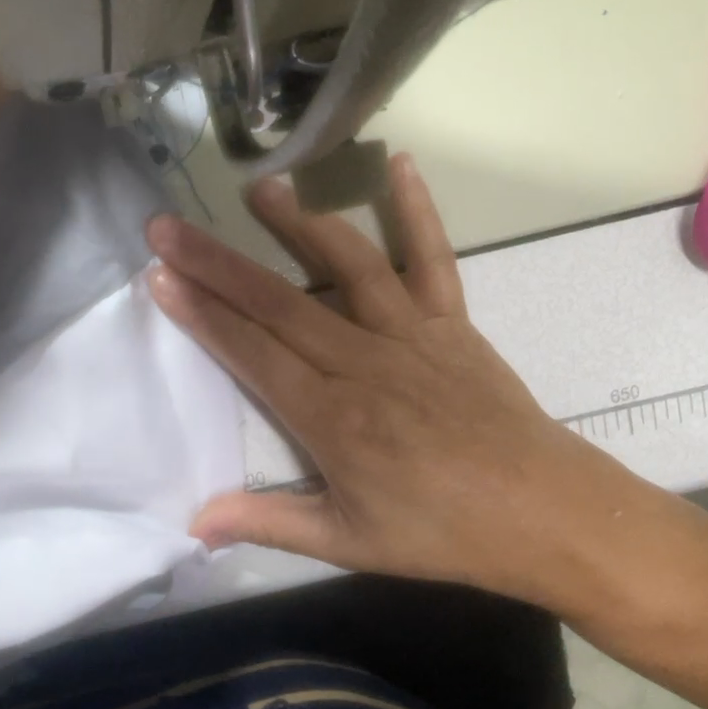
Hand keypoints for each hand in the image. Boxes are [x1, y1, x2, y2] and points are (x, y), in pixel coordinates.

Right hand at [145, 155, 660, 603]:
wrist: (546, 514)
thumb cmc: (442, 533)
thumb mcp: (348, 544)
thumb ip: (268, 523)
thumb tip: (195, 523)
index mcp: (332, 419)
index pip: (252, 353)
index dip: (202, 313)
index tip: (161, 275)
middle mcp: (364, 364)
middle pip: (278, 303)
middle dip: (217, 263)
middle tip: (168, 226)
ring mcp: (412, 335)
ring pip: (347, 267)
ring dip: (300, 223)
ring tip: (261, 188)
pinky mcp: (453, 323)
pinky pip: (433, 259)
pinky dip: (417, 211)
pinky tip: (398, 164)